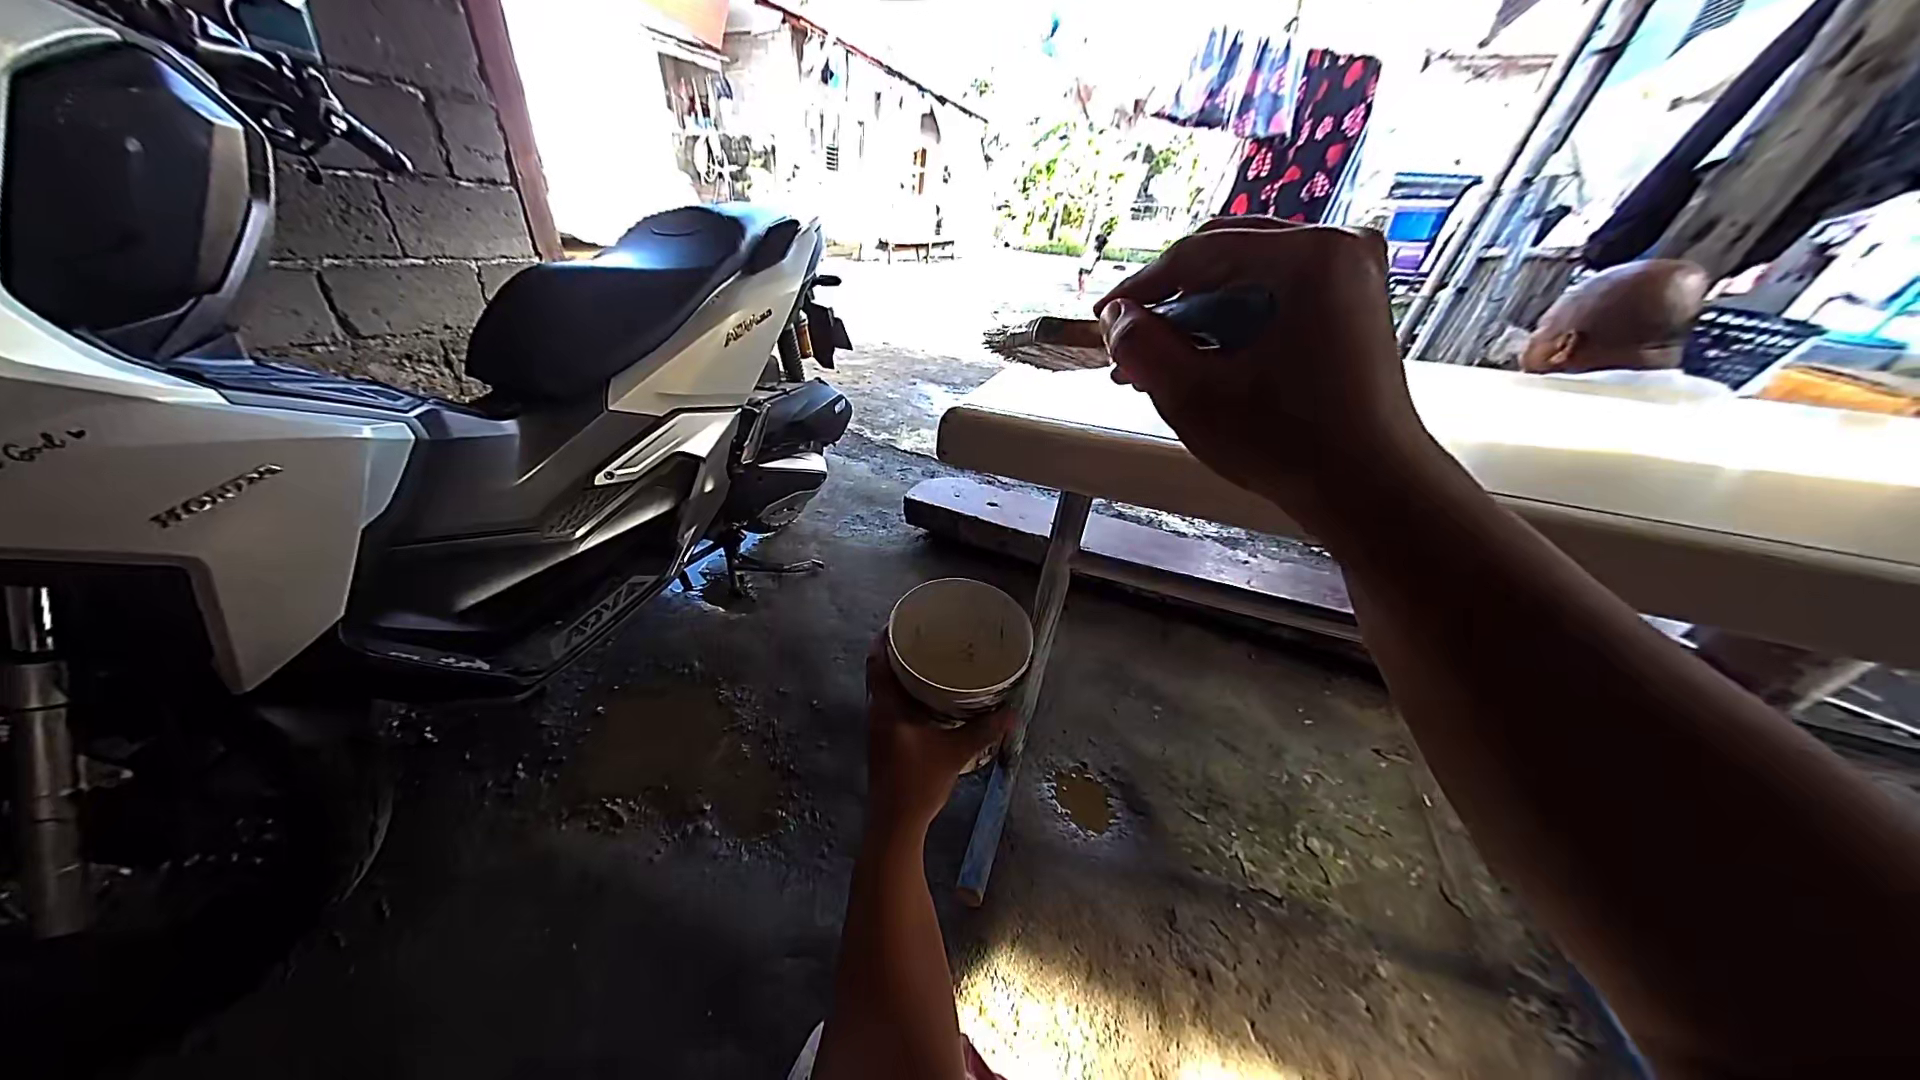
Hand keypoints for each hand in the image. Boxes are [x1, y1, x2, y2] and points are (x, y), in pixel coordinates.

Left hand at [863, 638, 1014, 832]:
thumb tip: (1013, 712)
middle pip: (880, 669)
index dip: (885, 636)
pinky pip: (892, 702)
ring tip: (929, 656)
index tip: (902, 618)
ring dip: (901, 670)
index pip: (876, 660)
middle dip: (897, 648)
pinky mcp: (886, 739)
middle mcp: (877, 711)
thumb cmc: (917, 785)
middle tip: (924, 634)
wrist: (895, 824)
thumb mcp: (954, 754)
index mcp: (885, 707)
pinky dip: (906, 690)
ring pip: (885, 686)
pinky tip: (930, 693)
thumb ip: (984, 731)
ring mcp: (880, 726)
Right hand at [1095, 218, 1437, 532]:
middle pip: (1222, 258)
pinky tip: (1198, 362)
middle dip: (1168, 304)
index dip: (1139, 288)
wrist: (1370, 486)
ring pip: (1244, 280)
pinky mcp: (1350, 304)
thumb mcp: (1194, 396)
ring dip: (1194, 319)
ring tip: (1155, 363)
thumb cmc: (1288, 445)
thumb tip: (1114, 316)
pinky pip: (1272, 298)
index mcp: (1308, 256)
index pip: (1197, 254)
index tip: (1103, 317)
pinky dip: (1230, 326)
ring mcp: (1350, 275)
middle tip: (1127, 343)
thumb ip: (1141, 348)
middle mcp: (1338, 248)